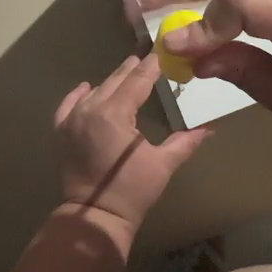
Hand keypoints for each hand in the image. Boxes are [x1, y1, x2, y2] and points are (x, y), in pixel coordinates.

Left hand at [54, 53, 214, 228]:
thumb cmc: (132, 191)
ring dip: (110, 83)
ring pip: (94, 91)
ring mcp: (71, 119)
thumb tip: (210, 128)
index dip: (150, 67)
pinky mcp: (60, 132)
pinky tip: (87, 87)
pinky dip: (78, 95)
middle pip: (114, 81)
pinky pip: (68, 105)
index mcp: (115, 113)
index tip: (160, 54)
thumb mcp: (162, 165)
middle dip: (131, 70)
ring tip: (125, 75)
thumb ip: (185, 142)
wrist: (94, 216)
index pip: (137, 81)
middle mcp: (90, 109)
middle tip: (145, 58)